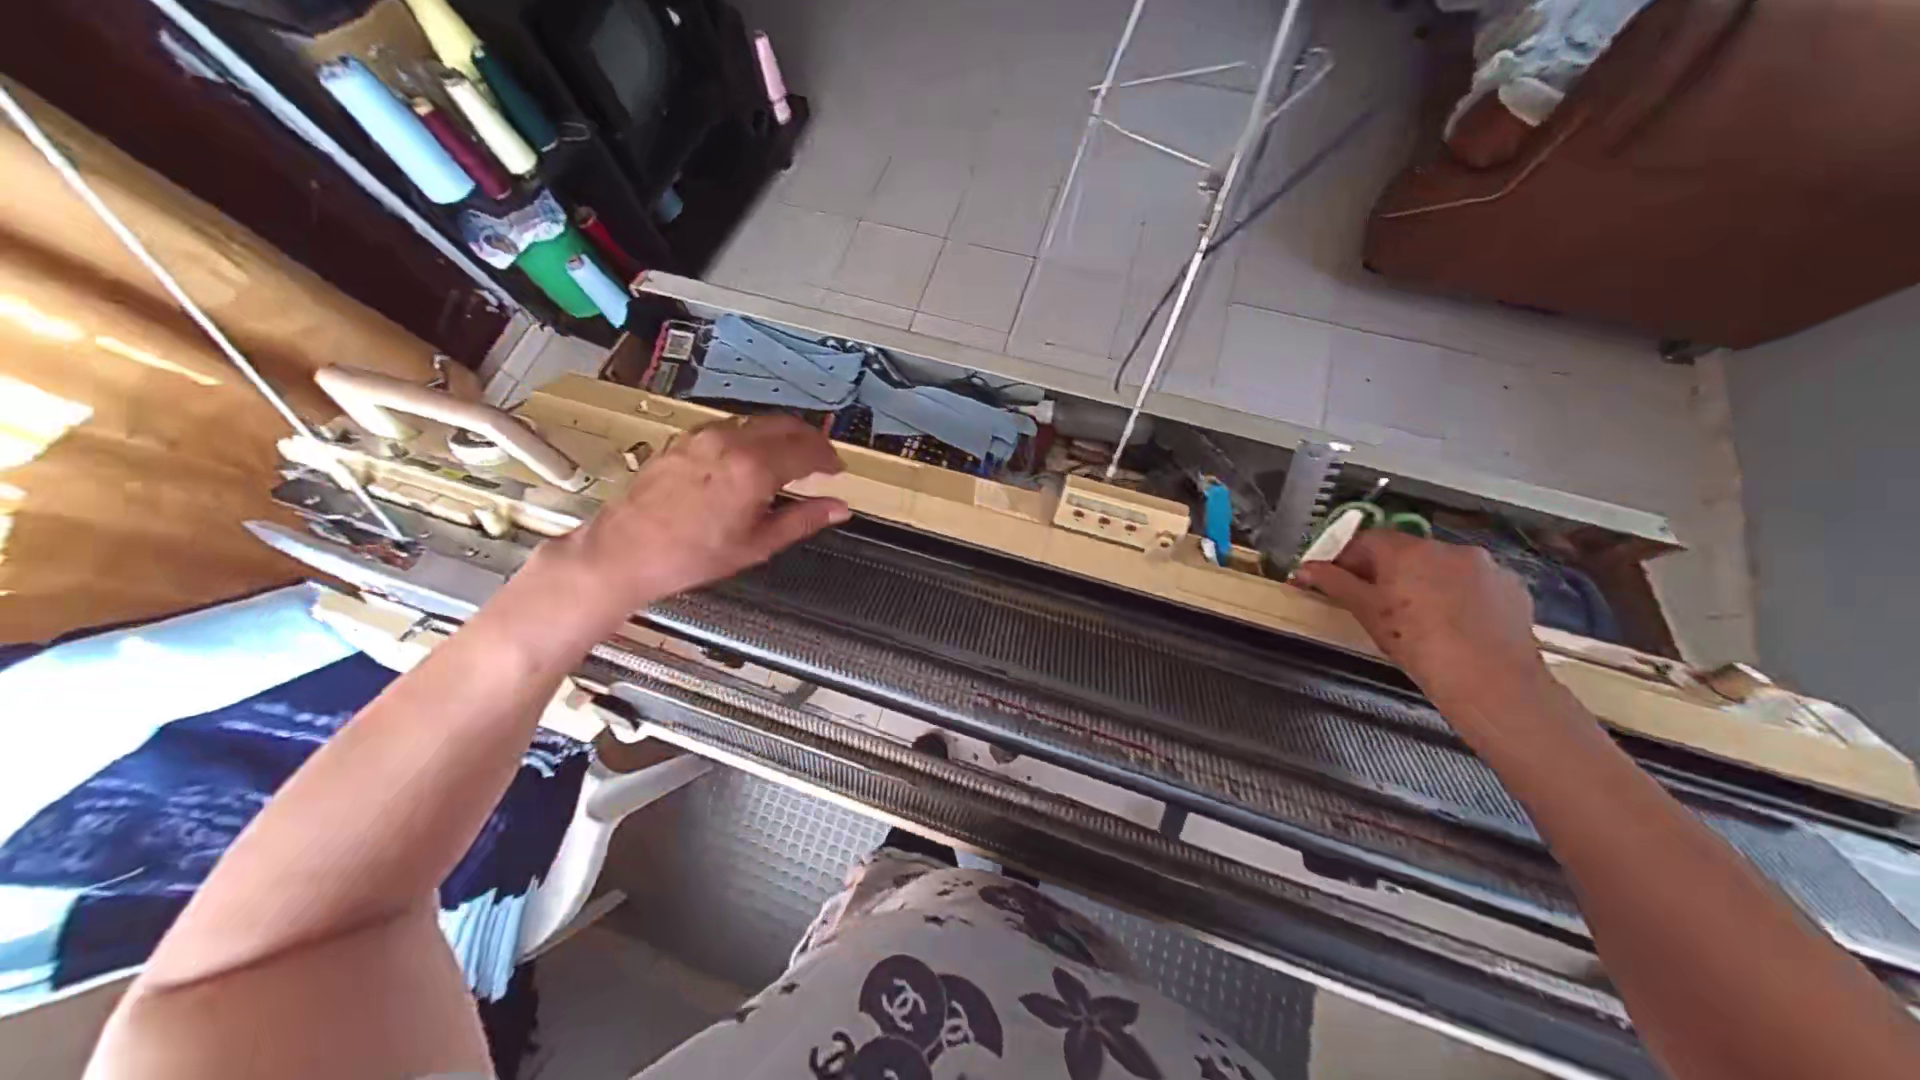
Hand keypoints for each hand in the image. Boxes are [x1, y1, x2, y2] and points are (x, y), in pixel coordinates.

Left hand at [545, 415, 848, 614]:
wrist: (627, 552)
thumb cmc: (685, 554)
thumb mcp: (757, 544)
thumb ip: (803, 520)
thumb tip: (836, 509)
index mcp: (753, 469)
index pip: (807, 450)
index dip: (829, 458)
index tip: (836, 468)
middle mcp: (729, 443)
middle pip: (786, 425)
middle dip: (810, 439)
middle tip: (821, 457)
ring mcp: (703, 437)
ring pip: (758, 421)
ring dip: (782, 434)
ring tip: (790, 456)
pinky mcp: (685, 439)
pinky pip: (730, 426)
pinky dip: (752, 435)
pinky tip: (752, 455)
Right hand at [1293, 530, 1548, 706]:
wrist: (1491, 682)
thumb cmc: (1418, 645)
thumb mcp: (1367, 614)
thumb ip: (1335, 584)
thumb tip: (1306, 568)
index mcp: (1407, 551)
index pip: (1365, 539)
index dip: (1346, 558)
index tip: (1335, 579)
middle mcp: (1447, 548)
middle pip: (1404, 551)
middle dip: (1385, 570)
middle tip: (1373, 602)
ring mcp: (1485, 565)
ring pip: (1440, 566)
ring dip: (1423, 581)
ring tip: (1417, 616)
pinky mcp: (1511, 586)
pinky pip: (1472, 582)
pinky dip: (1457, 594)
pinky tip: (1452, 623)